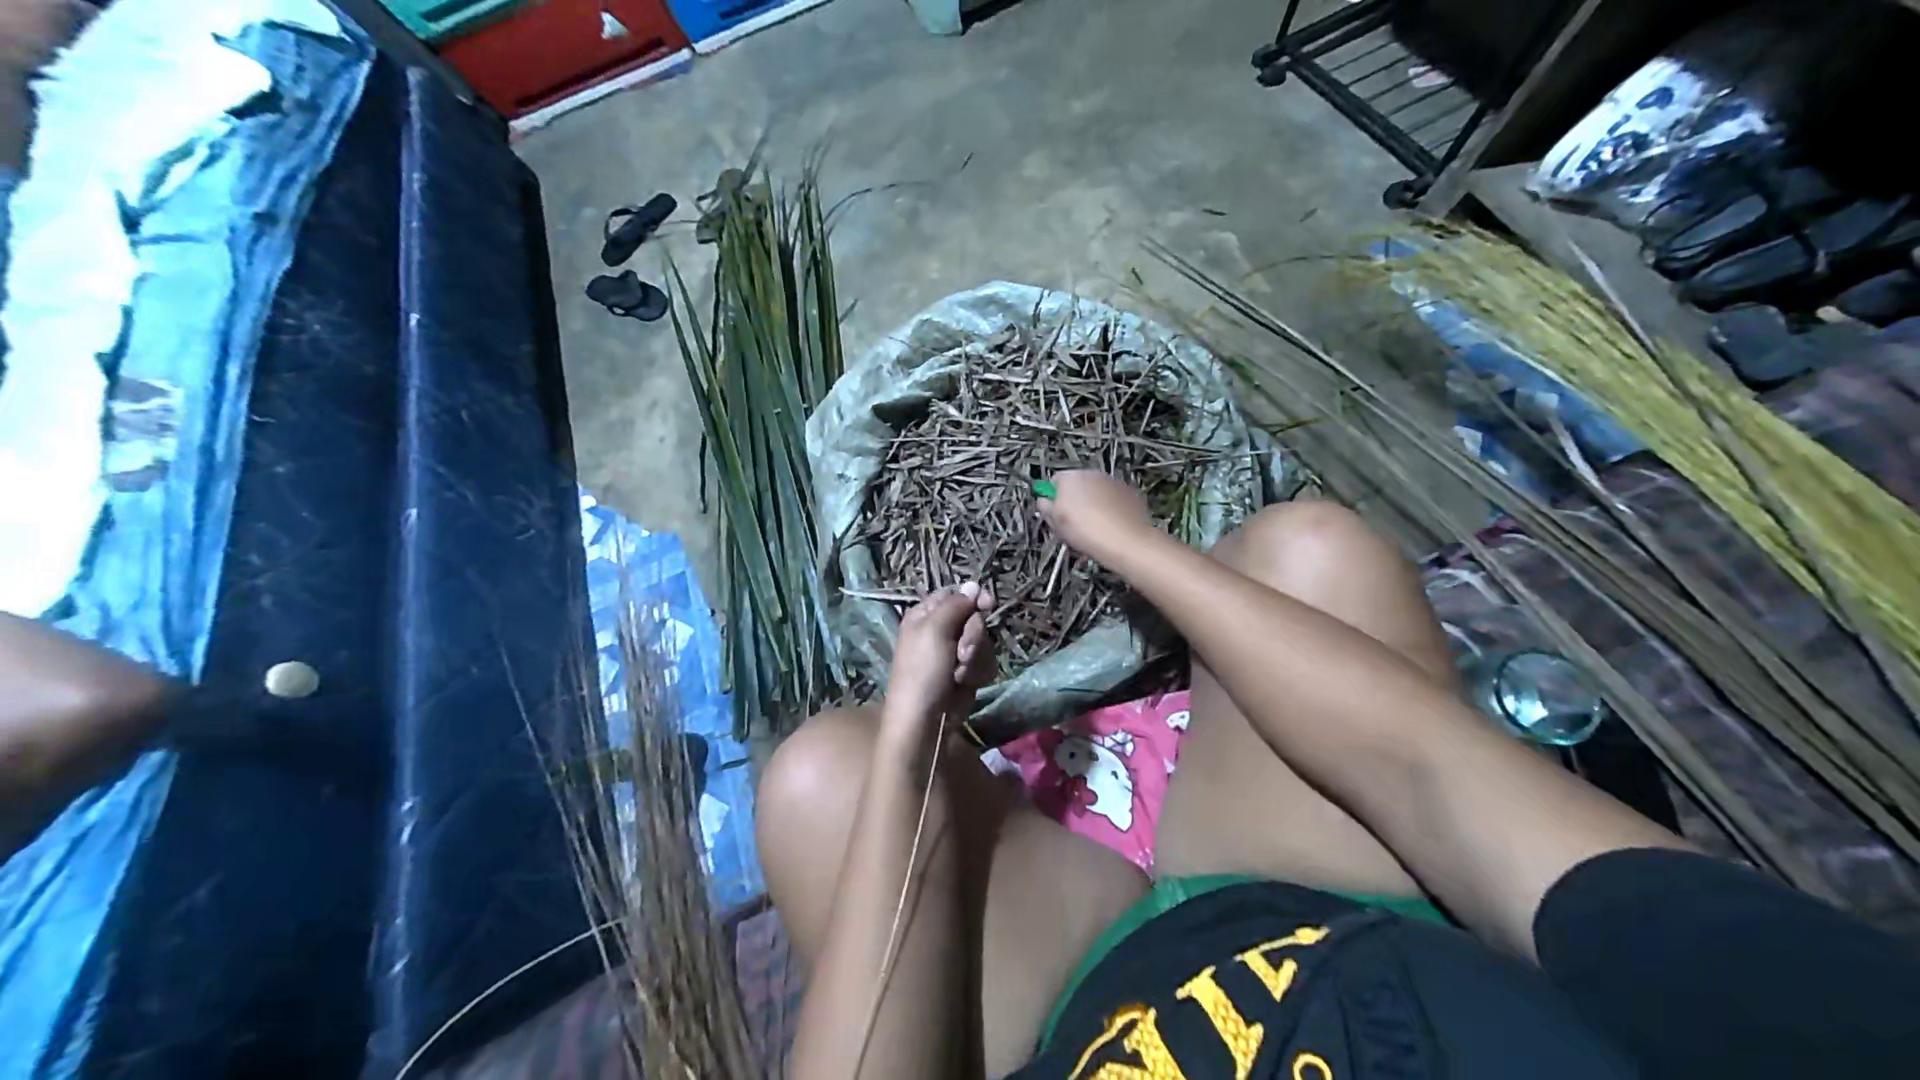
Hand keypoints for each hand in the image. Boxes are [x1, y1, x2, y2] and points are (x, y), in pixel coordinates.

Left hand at [881, 582, 994, 742]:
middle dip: (973, 637)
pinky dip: (977, 672)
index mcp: (925, 615)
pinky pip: (985, 661)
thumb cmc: (923, 671)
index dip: (973, 598)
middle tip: (962, 653)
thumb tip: (974, 584)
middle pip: (974, 618)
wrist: (926, 720)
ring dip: (975, 658)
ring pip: (983, 641)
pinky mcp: (967, 671)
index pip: (956, 594)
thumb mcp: (935, 630)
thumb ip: (956, 604)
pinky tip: (965, 683)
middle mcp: (940, 630)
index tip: (987, 604)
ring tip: (960, 674)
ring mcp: (954, 652)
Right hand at [1034, 470, 1154, 559]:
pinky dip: (1110, 507)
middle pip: (1077, 484)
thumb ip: (1046, 508)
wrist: (1127, 541)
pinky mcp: (1130, 492)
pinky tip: (1109, 525)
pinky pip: (1113, 498)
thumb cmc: (1087, 532)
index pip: (1055, 480)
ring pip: (1096, 490)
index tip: (1055, 512)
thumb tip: (1043, 502)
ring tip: (1093, 526)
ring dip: (1092, 502)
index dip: (1053, 496)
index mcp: (1070, 478)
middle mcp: (1092, 473)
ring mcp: (1113, 482)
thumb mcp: (1057, 524)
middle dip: (1074, 499)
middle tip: (1072, 522)